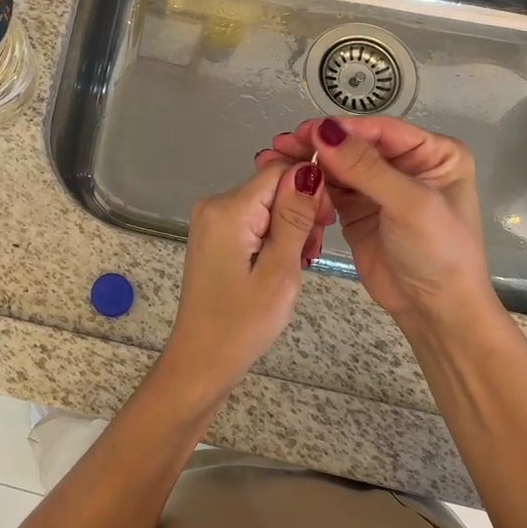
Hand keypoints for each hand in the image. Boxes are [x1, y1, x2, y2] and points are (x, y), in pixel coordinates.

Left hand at [161, 158, 323, 399]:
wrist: (202, 360)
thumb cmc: (243, 323)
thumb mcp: (280, 270)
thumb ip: (294, 216)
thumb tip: (308, 167)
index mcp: (227, 209)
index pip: (279, 171)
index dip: (309, 188)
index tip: (324, 224)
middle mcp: (213, 205)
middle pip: (271, 187)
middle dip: (300, 211)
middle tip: (311, 252)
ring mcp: (209, 222)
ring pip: (264, 205)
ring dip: (289, 228)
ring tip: (297, 265)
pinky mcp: (212, 238)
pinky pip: (251, 222)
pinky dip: (272, 238)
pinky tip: (281, 266)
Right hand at [271, 116, 497, 323]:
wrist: (436, 311)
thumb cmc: (439, 252)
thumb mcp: (409, 204)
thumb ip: (366, 167)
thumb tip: (323, 131)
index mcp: (433, 153)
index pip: (381, 131)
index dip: (343, 129)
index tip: (304, 130)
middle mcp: (405, 164)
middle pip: (354, 145)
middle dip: (319, 145)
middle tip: (281, 145)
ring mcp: (378, 187)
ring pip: (337, 165)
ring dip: (308, 163)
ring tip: (273, 161)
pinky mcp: (356, 209)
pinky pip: (329, 189)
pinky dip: (310, 186)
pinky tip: (288, 182)